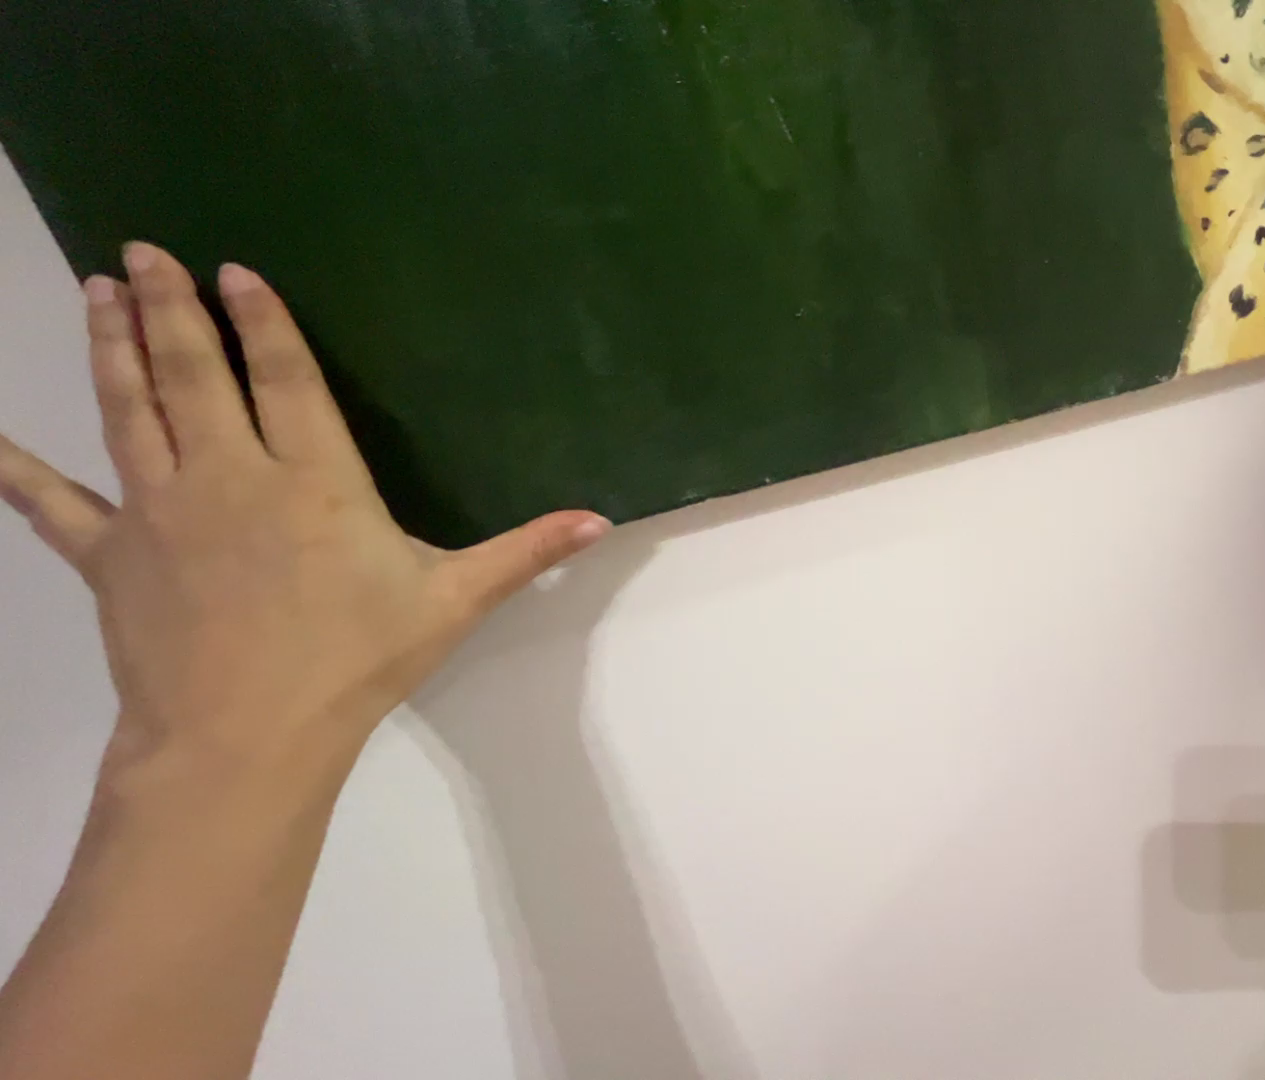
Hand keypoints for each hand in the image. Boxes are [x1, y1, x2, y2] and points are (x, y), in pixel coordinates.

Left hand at [0, 242, 609, 789]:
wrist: (247, 735)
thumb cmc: (362, 658)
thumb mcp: (458, 599)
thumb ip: (528, 551)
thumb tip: (600, 521)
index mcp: (316, 484)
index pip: (287, 384)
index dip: (265, 326)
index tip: (236, 272)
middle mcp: (230, 478)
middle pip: (195, 378)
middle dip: (173, 312)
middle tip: (147, 251)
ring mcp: (158, 512)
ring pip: (128, 412)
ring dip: (111, 348)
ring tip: (97, 290)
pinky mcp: (107, 556)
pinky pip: (48, 501)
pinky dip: (10, 468)